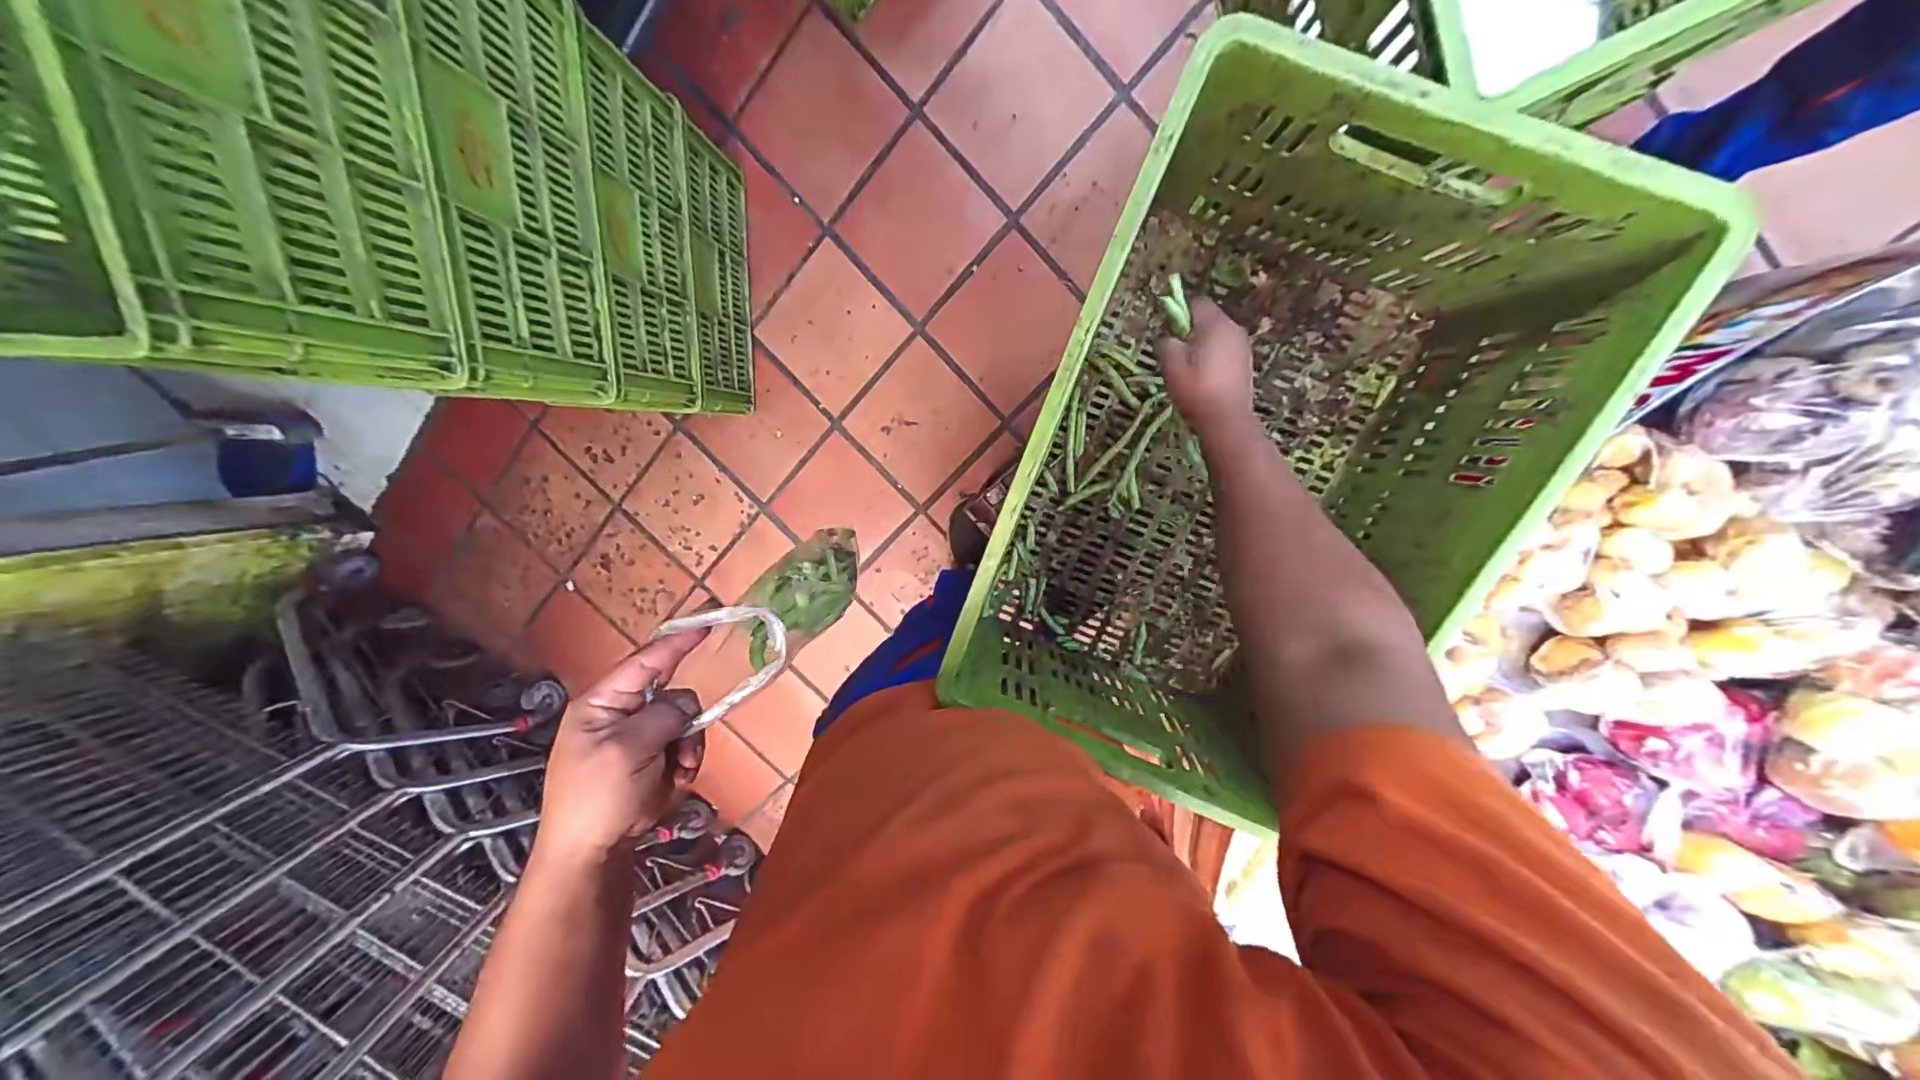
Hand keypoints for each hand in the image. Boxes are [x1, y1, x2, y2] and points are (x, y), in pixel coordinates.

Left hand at [536, 627, 711, 858]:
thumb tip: (686, 705)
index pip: (645, 662)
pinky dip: (685, 764)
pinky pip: (684, 747)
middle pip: (673, 697)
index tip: (706, 624)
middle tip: (680, 752)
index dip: (676, 643)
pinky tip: (672, 784)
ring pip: (684, 723)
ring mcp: (637, 739)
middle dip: (684, 723)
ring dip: (688, 748)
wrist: (589, 856)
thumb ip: (663, 716)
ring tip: (676, 775)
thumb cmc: (596, 799)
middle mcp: (620, 715)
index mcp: (602, 704)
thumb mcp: (627, 750)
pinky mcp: (651, 761)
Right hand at [1159, 297, 1255, 439]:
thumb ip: (1165, 342)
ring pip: (1217, 336)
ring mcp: (1243, 346)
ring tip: (1190, 369)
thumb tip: (1167, 336)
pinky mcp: (1246, 363)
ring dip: (1202, 346)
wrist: (1227, 420)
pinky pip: (1225, 351)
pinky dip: (1214, 358)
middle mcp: (1234, 328)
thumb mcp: (1171, 364)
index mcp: (1215, 323)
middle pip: (1208, 319)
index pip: (1196, 302)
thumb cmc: (1196, 389)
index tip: (1168, 333)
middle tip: (1176, 354)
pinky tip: (1205, 379)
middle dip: (1191, 331)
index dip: (1179, 312)